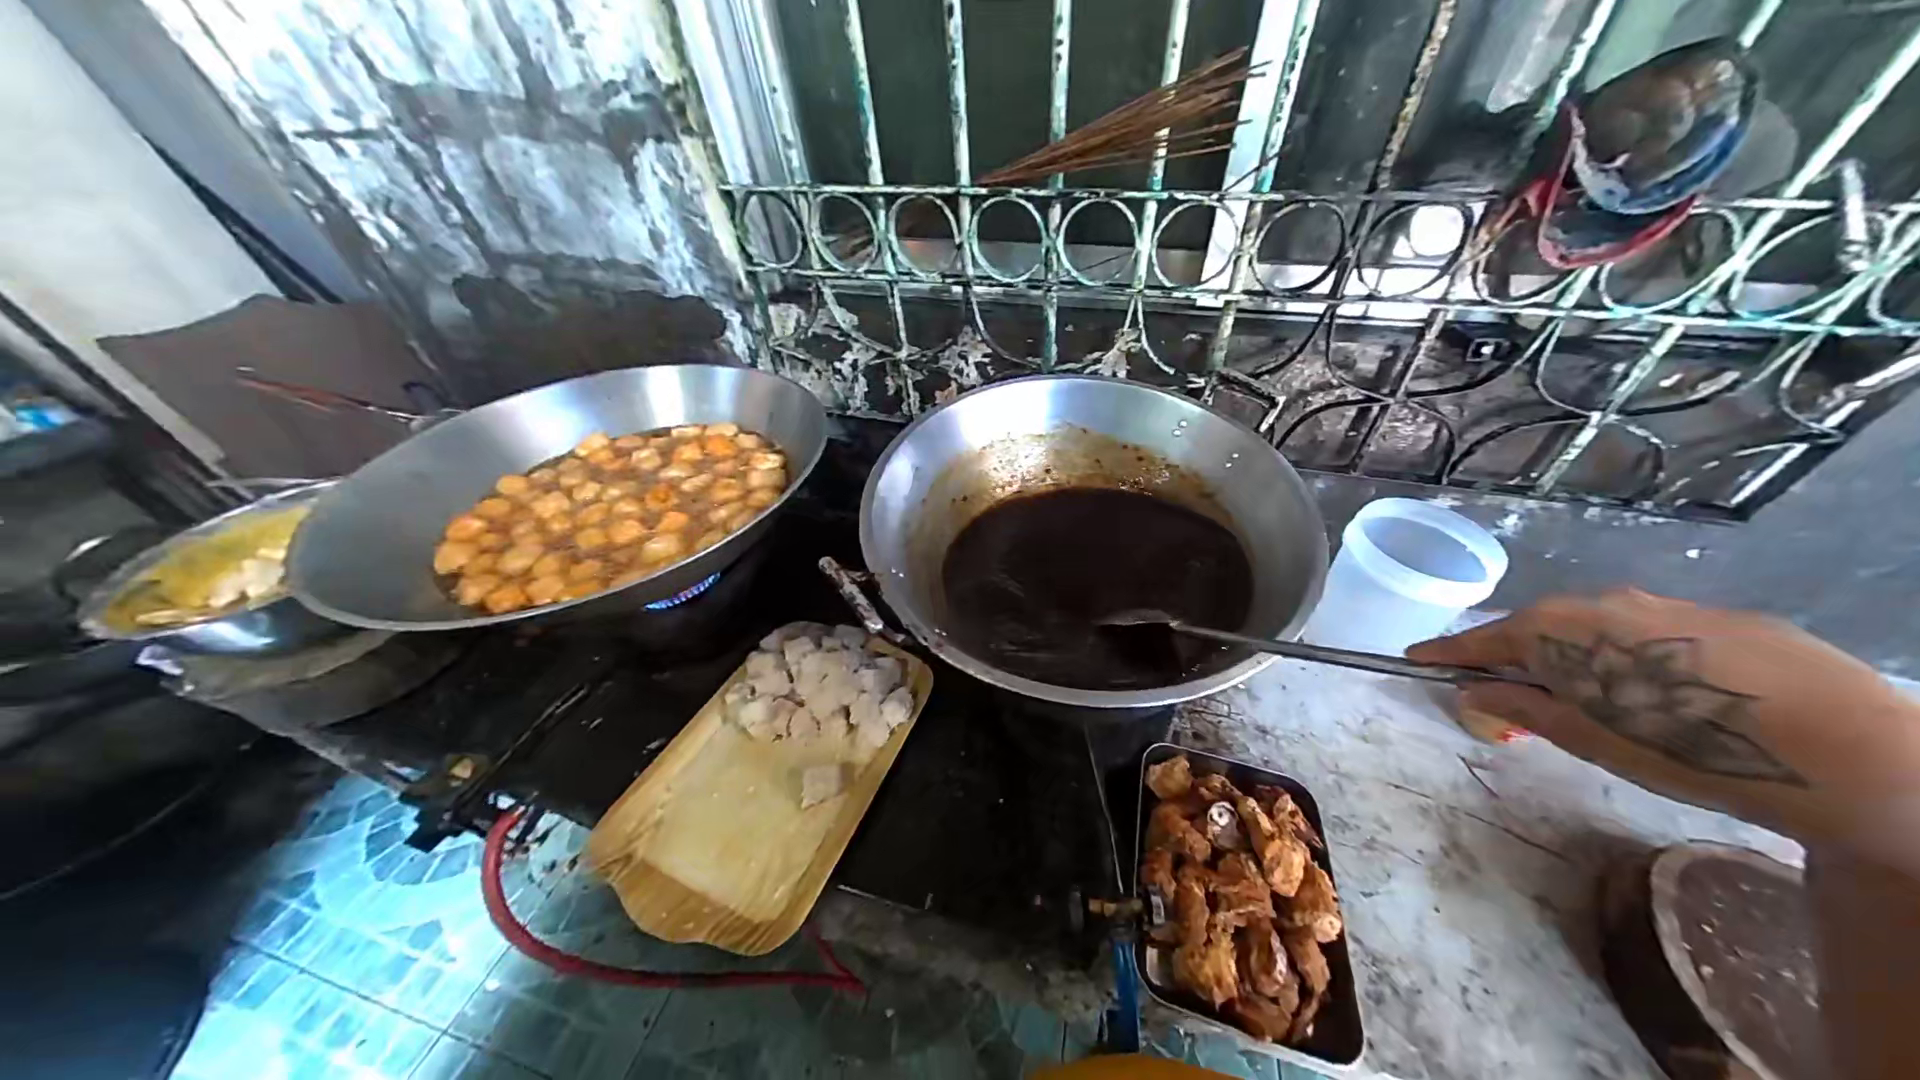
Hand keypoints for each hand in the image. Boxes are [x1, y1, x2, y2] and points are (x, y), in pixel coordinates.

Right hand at [1409, 589, 1919, 876]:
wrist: (1856, 754)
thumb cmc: (1690, 750)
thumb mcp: (1591, 739)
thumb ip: (1523, 707)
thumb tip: (1477, 692)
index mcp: (1559, 630)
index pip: (1480, 639)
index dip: (1444, 652)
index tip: (1414, 657)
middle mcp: (1604, 603)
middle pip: (1540, 629)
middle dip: (1522, 658)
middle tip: (1521, 697)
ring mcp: (1670, 605)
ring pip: (1603, 628)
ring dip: (1587, 657)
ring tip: (1613, 702)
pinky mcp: (1731, 618)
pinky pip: (1661, 633)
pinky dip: (1647, 657)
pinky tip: (1685, 698)